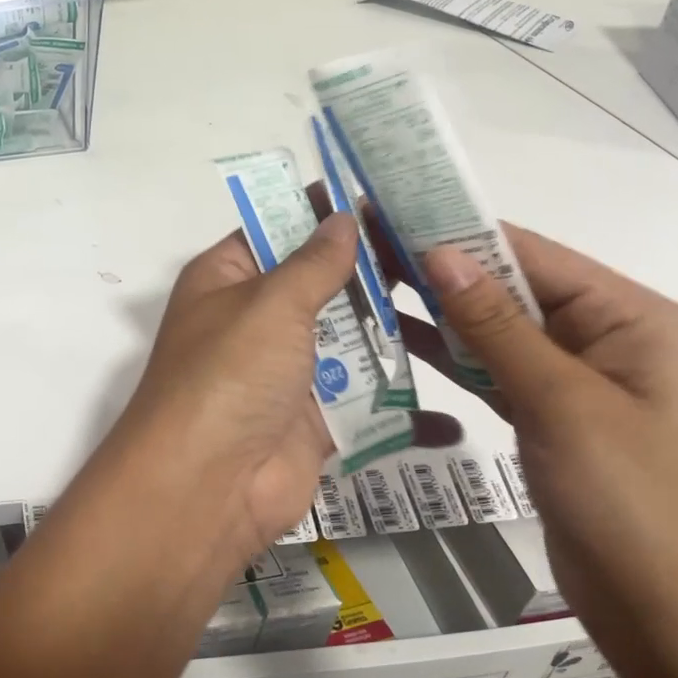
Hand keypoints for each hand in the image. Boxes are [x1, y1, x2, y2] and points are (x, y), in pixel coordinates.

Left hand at [126, 205, 459, 564]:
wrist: (207, 483)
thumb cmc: (228, 374)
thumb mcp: (270, 304)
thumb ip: (313, 263)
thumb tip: (342, 215)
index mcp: (226, 277)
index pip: (278, 229)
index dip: (327, 212)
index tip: (392, 194)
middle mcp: (253, 316)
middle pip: (321, 282)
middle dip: (376, 269)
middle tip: (450, 247)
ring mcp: (284, 369)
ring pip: (349, 338)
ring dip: (397, 330)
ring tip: (470, 306)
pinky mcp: (314, 419)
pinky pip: (365, 401)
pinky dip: (405, 404)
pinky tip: (458, 402)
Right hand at [408, 227, 677, 677]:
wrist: (663, 610)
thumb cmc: (629, 497)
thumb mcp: (561, 402)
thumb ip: (495, 323)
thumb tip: (437, 251)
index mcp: (634, 319)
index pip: (532, 255)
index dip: (457, 232)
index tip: (386, 211)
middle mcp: (606, 335)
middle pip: (509, 285)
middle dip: (438, 267)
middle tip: (360, 243)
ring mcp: (574, 374)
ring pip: (491, 323)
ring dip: (433, 306)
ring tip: (363, 278)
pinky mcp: (546, 408)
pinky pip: (488, 362)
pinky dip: (445, 349)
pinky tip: (391, 331)